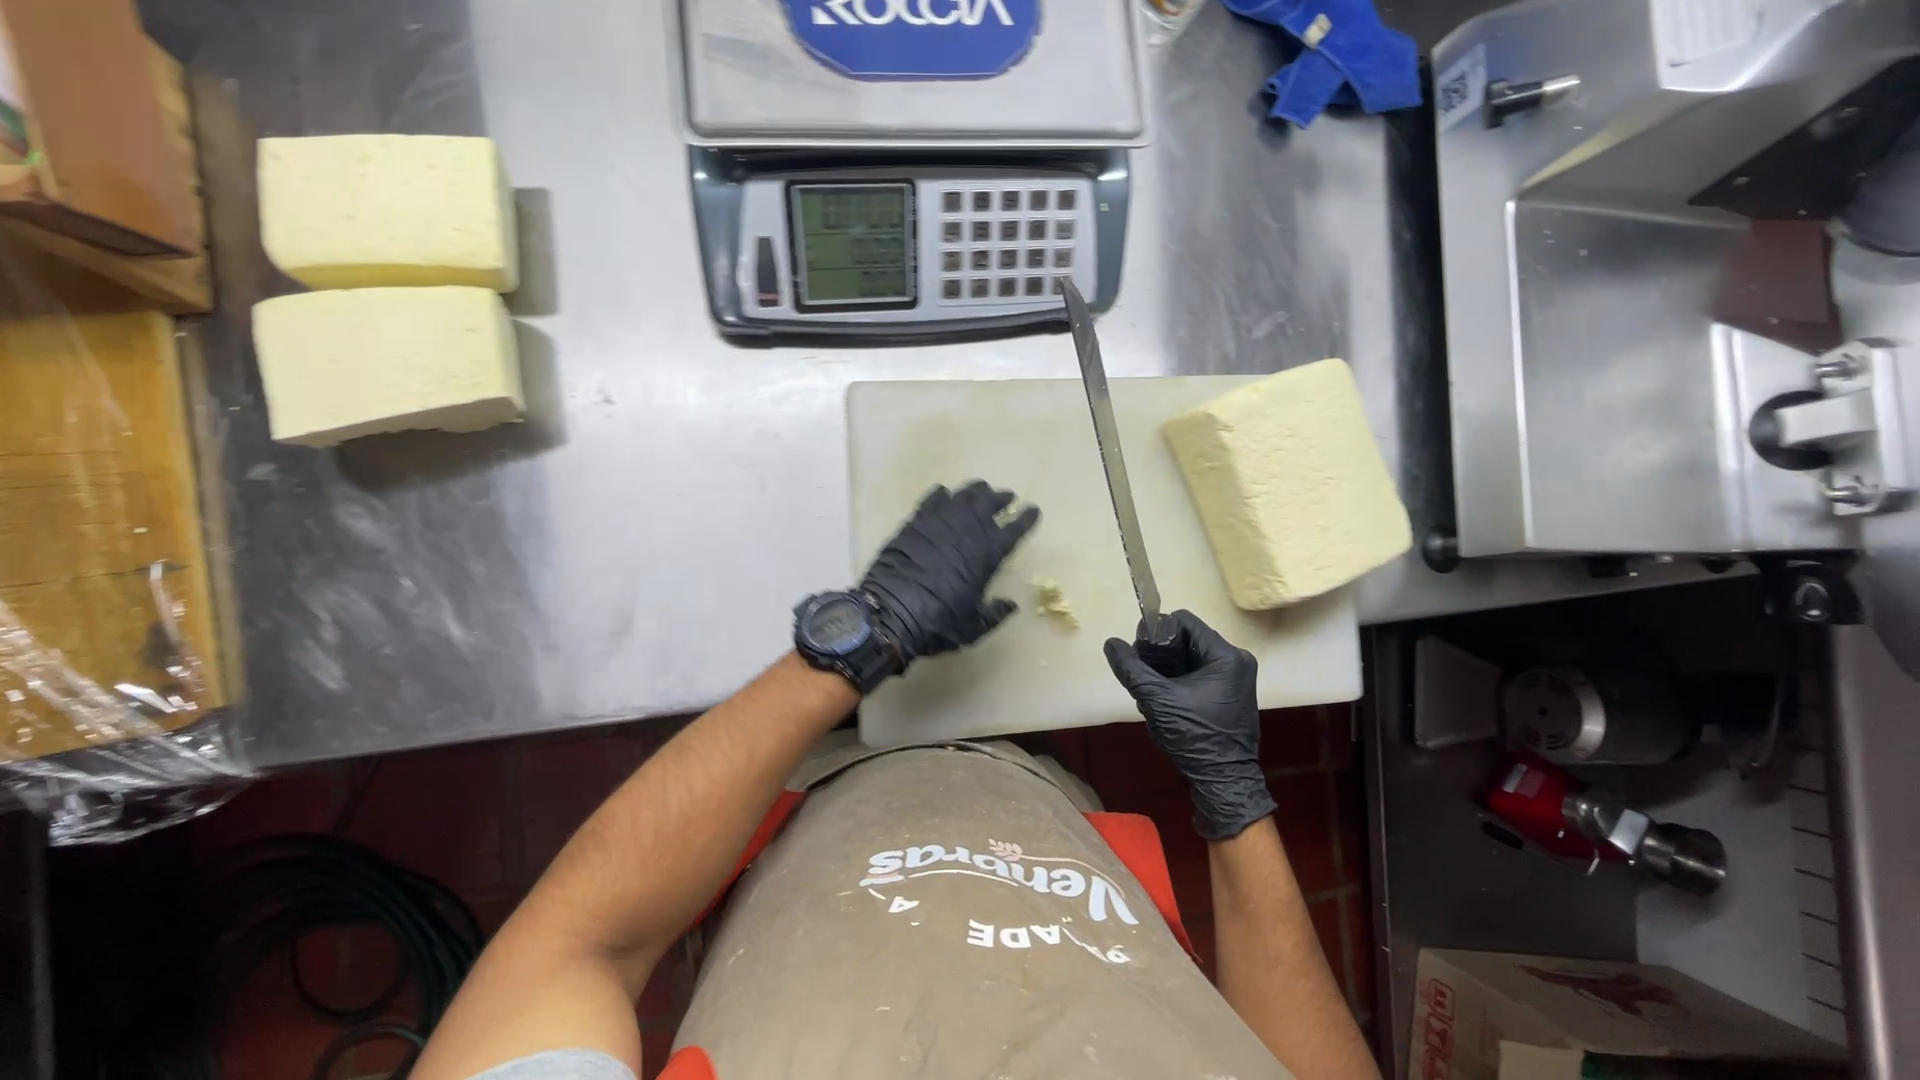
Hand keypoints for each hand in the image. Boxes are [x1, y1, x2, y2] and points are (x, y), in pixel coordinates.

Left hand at [861, 481, 1039, 673]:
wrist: (891, 613)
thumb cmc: (938, 623)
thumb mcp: (973, 628)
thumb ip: (994, 614)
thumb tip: (1010, 605)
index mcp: (989, 554)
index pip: (1016, 528)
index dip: (1027, 518)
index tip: (1033, 510)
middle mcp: (968, 530)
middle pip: (991, 503)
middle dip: (1002, 498)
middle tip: (1007, 497)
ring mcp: (940, 521)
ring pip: (964, 494)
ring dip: (976, 491)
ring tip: (981, 490)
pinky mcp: (915, 521)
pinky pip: (933, 498)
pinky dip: (942, 494)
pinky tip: (945, 494)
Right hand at [1104, 610, 1275, 839]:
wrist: (1223, 781)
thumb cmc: (1194, 737)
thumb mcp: (1157, 700)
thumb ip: (1133, 669)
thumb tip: (1111, 643)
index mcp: (1226, 655)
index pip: (1185, 622)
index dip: (1158, 631)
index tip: (1141, 652)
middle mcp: (1237, 661)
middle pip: (1188, 639)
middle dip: (1162, 655)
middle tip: (1144, 675)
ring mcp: (1237, 679)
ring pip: (1192, 658)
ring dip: (1170, 670)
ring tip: (1153, 692)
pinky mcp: (1232, 695)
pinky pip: (1201, 674)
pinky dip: (1182, 681)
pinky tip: (1168, 701)